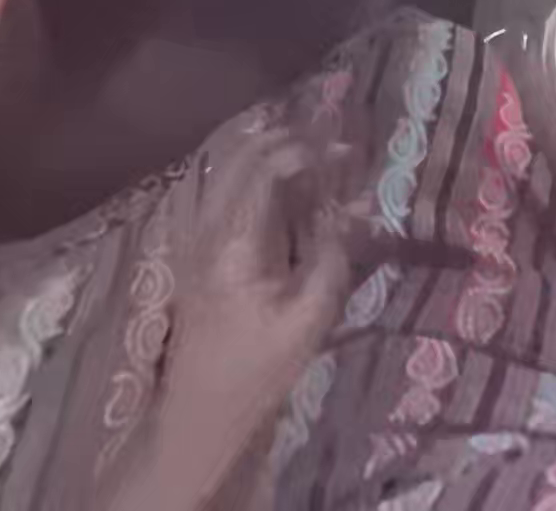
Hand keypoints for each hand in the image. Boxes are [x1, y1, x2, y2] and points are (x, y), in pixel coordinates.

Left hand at [116, 138, 350, 510]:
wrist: (197, 415)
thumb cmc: (256, 373)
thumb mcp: (307, 320)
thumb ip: (333, 256)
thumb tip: (357, 206)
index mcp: (232, 241)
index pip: (263, 169)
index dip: (303, 150)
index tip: (340, 150)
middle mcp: (207, 224)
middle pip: (239, 156)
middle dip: (284, 140)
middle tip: (326, 142)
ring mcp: (197, 233)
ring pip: (229, 169)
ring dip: (268, 152)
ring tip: (310, 152)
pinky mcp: (200, 245)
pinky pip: (227, 190)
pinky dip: (257, 174)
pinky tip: (285, 183)